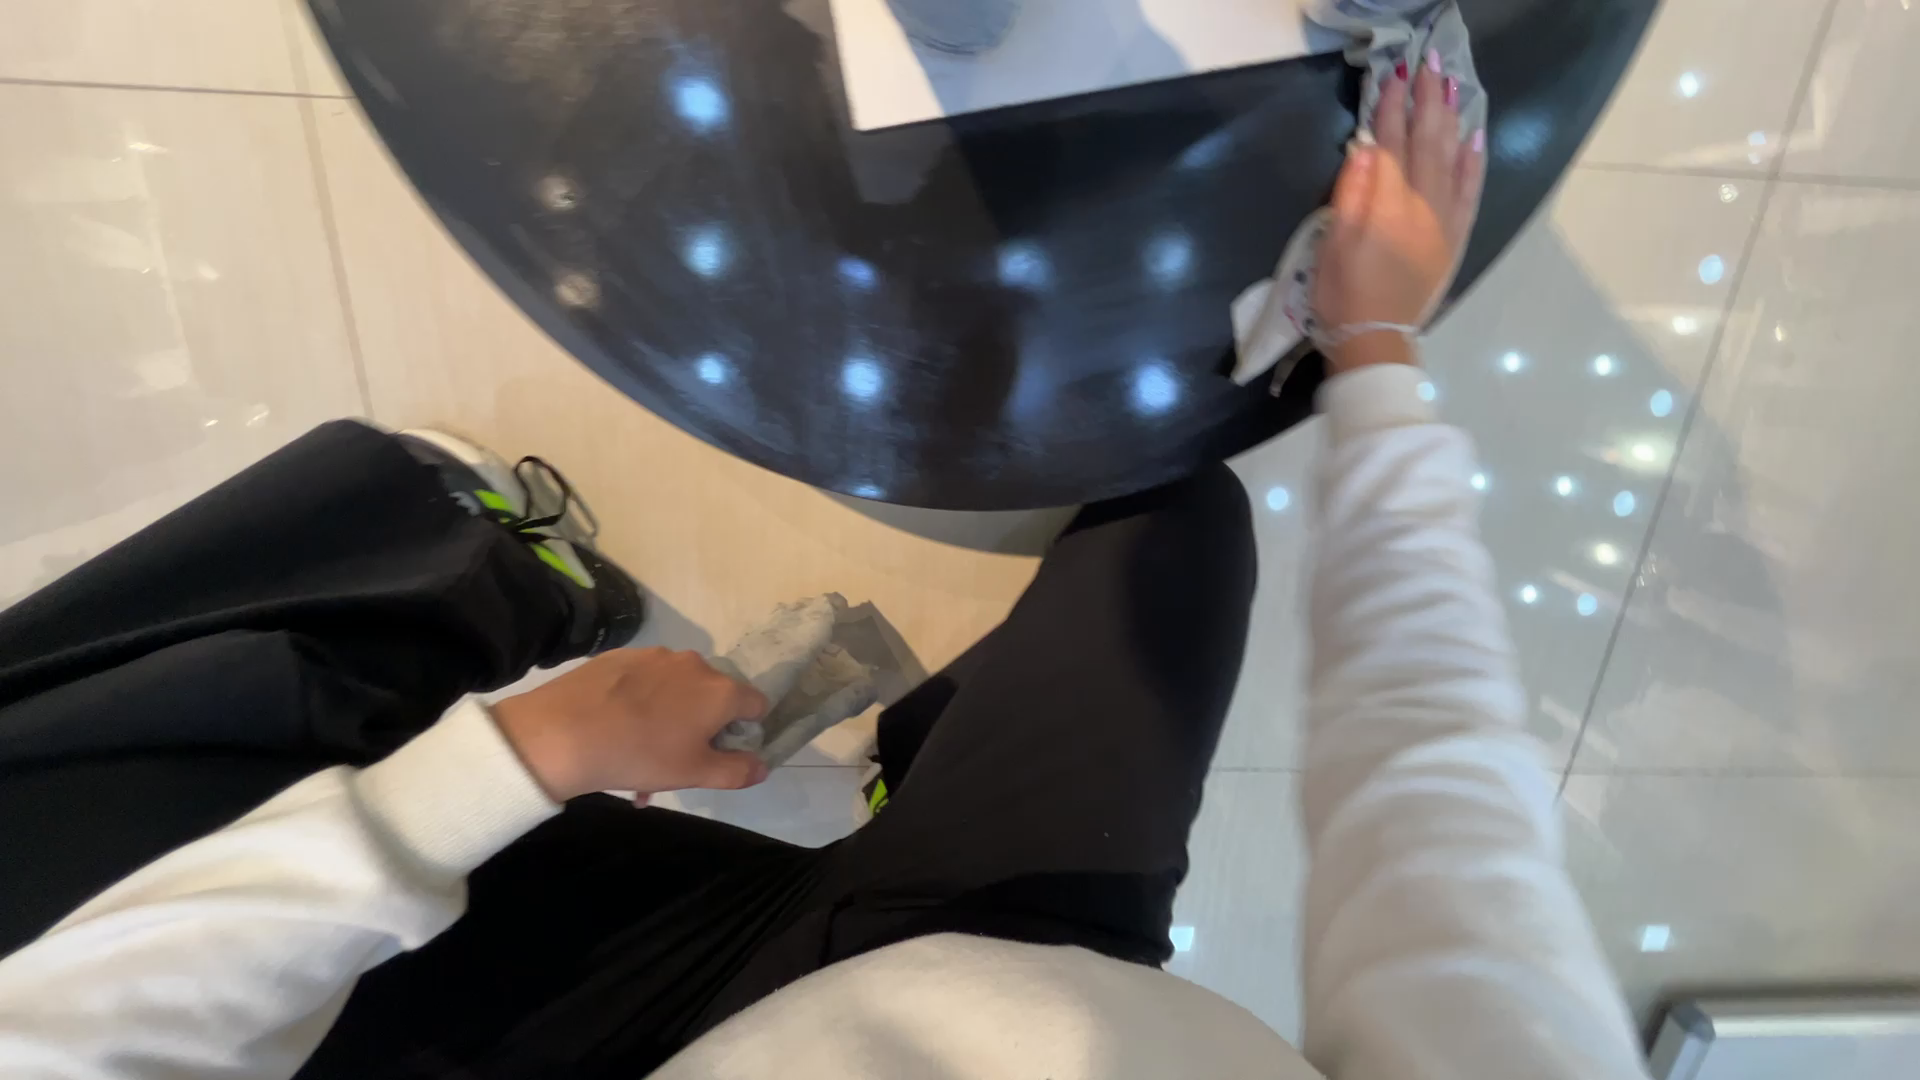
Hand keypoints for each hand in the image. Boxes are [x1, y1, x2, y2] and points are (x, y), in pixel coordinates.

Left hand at [491, 648, 770, 801]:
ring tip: (638, 745)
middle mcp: (697, 664)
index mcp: (721, 692)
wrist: (559, 733)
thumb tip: (763, 767)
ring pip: (678, 686)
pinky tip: (615, 722)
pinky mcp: (623, 654)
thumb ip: (736, 771)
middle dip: (703, 722)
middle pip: (715, 694)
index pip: (756, 703)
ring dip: (671, 711)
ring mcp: (658, 655)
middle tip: (675, 755)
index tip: (719, 750)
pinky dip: (641, 697)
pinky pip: (646, 678)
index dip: (745, 729)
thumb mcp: (692, 774)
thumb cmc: (637, 755)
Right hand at [1313, 49, 1485, 373]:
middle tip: (1429, 67)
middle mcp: (1422, 204)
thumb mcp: (1332, 246)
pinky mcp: (1454, 237)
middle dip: (1427, 103)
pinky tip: (1473, 139)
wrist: (1375, 339)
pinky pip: (1470, 191)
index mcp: (1387, 205)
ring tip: (1452, 89)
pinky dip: (1473, 162)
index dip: (1390, 110)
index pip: (1390, 145)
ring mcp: (1444, 220)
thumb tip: (1364, 149)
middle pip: (1426, 143)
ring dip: (1451, 119)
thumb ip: (1350, 194)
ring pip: (1452, 158)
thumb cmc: (1342, 296)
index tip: (1392, 76)